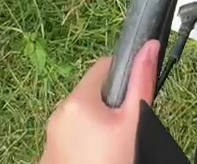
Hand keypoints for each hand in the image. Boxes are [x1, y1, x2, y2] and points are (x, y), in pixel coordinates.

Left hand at [39, 39, 159, 163]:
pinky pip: (69, 137)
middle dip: (109, 106)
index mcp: (77, 100)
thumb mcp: (133, 123)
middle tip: (123, 130)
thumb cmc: (112, 163)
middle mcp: (58, 113)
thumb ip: (141, 82)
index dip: (122, 78)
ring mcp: (49, 137)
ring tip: (110, 149)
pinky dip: (82, 143)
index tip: (130, 100)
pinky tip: (96, 159)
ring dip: (96, 125)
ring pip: (81, 117)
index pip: (103, 66)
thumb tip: (149, 45)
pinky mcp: (46, 156)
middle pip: (91, 93)